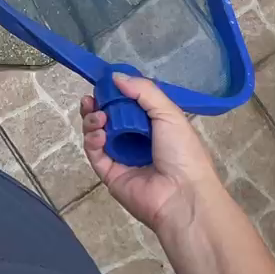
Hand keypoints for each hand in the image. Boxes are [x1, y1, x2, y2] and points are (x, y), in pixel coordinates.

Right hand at [80, 72, 223, 240]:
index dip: (113, 94)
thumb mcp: (169, 114)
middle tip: (91, 99)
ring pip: (96, 132)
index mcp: (152, 128)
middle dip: (96, 105)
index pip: (126, 106)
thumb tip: (114, 76)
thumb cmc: (183, 153)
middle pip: (107, 117)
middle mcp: (134, 141)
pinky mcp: (108, 173)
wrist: (183, 197)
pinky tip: (99, 135)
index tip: (103, 84)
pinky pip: (94, 152)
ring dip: (92, 120)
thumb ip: (143, 91)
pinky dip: (92, 140)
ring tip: (99, 117)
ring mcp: (120, 157)